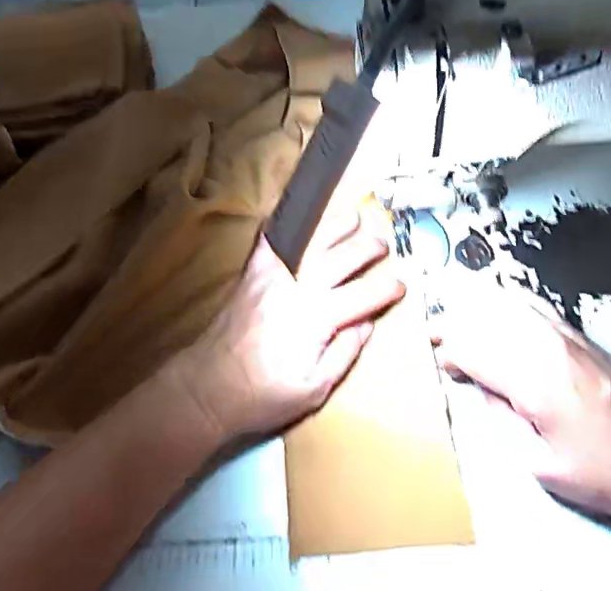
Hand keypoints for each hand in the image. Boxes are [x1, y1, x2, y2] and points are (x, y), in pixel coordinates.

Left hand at [162, 218, 405, 442]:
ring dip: (337, 226)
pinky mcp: (253, 271)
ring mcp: (274, 274)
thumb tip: (366, 323)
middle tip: (383, 243)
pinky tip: (298, 215)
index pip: (364, 294)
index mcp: (318, 319)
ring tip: (355, 218)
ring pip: (313, 239)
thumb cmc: (263, 395)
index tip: (401, 284)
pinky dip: (285, 224)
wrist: (209, 385)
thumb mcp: (314, 390)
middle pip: (343, 256)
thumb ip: (344, 353)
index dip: (388, 288)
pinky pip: (272, 238)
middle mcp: (299, 287)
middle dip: (369, 247)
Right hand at [429, 283, 610, 541]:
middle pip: (482, 315)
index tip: (442, 363)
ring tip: (457, 315)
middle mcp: (545, 345)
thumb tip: (483, 387)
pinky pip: (530, 301)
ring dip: (475, 305)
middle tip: (436, 333)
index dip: (448, 352)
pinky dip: (505, 299)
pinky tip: (496, 305)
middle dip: (453, 322)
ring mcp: (562, 332)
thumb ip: (503, 416)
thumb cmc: (609, 472)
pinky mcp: (576, 331)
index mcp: (532, 379)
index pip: (471, 347)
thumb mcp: (542, 463)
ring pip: (504, 300)